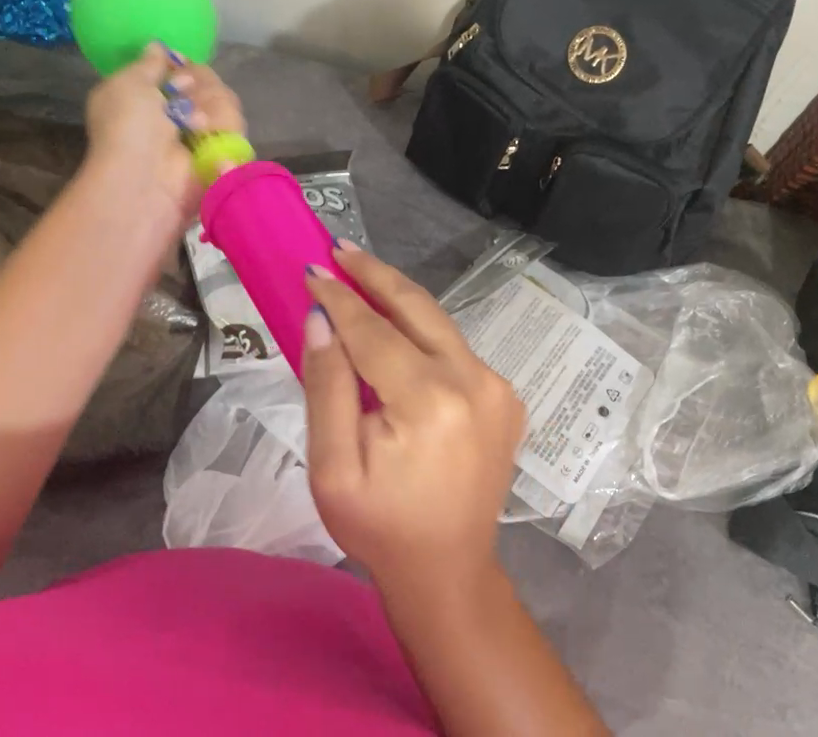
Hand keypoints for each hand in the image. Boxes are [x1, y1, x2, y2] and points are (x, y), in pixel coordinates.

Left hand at [83, 43, 244, 226]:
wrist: (144, 177)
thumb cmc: (127, 127)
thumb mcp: (127, 84)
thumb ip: (148, 63)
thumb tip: (158, 47)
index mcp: (153, 97)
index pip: (186, 70)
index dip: (185, 66)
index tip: (177, 69)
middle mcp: (182, 115)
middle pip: (212, 82)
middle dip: (200, 85)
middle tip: (181, 96)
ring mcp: (204, 136)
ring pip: (227, 102)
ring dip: (211, 108)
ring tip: (193, 126)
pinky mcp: (224, 154)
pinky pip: (237, 128)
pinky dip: (223, 128)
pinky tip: (205, 137)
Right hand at [303, 246, 525, 595]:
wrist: (447, 568)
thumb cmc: (379, 525)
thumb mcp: (332, 466)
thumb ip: (327, 386)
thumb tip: (321, 319)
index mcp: (429, 401)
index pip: (373, 331)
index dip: (339, 298)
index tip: (311, 268)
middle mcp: (473, 382)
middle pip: (418, 309)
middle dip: (376, 275)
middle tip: (340, 249)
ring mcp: (497, 388)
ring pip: (440, 325)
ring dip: (399, 299)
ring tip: (360, 275)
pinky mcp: (506, 397)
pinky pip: (455, 350)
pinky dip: (422, 331)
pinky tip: (394, 326)